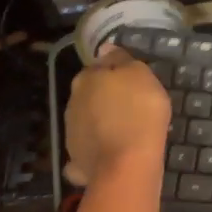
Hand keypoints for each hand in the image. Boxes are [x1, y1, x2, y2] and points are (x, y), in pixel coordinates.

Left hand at [64, 44, 171, 186]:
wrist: (127, 163)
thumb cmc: (139, 113)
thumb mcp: (140, 75)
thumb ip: (121, 60)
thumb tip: (105, 48)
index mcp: (86, 78)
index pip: (98, 67)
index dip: (115, 73)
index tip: (132, 82)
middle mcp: (72, 102)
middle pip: (89, 94)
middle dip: (104, 98)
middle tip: (129, 107)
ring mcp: (71, 132)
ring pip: (85, 121)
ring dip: (99, 123)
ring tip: (122, 132)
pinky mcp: (76, 159)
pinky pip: (85, 151)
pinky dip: (93, 151)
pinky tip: (107, 156)